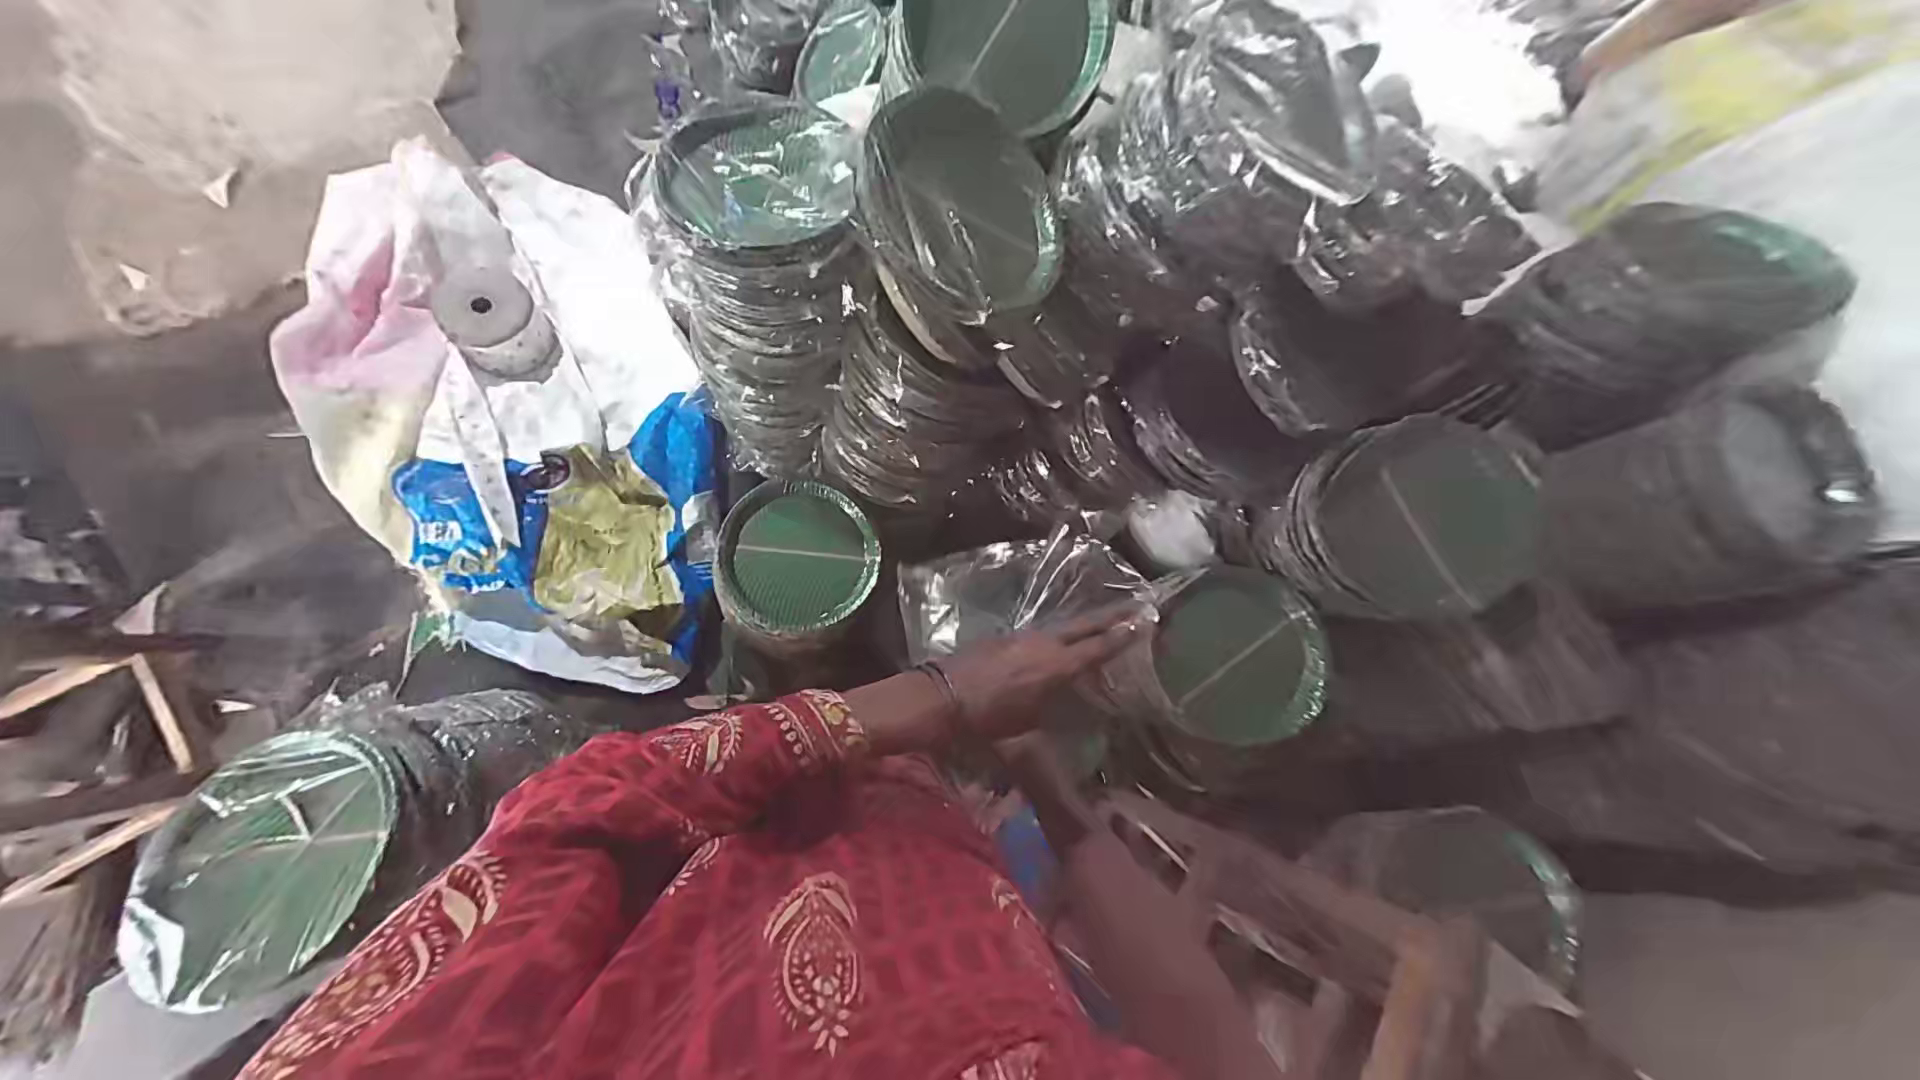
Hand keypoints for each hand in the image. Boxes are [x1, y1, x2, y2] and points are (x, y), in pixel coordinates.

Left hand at [935, 603, 1148, 740]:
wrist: (941, 697)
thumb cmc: (987, 720)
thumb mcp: (1028, 723)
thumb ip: (1054, 706)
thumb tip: (1070, 699)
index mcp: (1056, 666)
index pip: (1098, 647)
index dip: (1123, 635)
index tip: (1145, 620)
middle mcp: (1044, 644)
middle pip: (1085, 625)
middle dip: (1112, 615)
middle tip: (1136, 605)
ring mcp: (1023, 636)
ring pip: (1063, 628)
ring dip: (1086, 624)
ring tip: (1105, 622)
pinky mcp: (1006, 637)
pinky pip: (1042, 634)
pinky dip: (1060, 635)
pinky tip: (1062, 641)